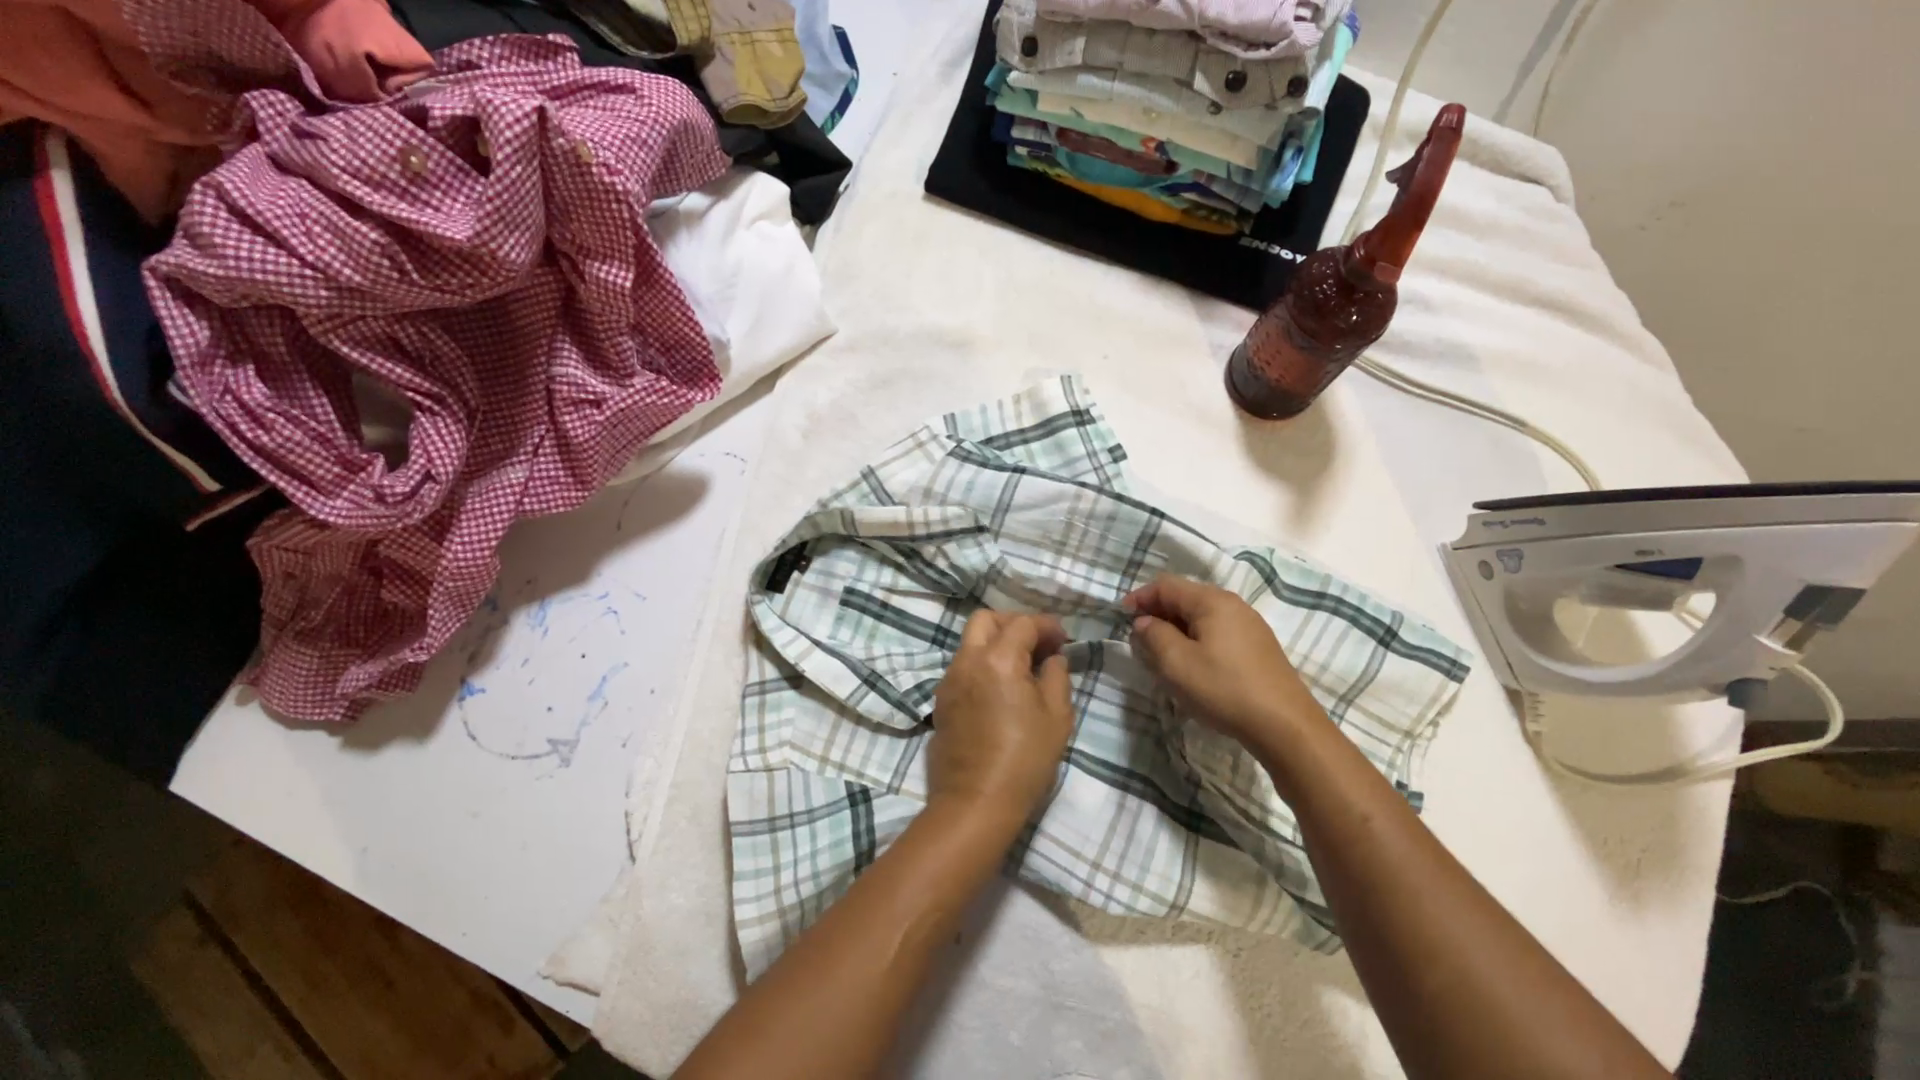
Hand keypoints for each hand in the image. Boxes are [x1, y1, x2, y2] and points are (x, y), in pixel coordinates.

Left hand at [929, 611, 1073, 820]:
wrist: (975, 802)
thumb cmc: (1025, 759)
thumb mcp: (1057, 717)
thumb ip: (1057, 677)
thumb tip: (1052, 659)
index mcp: (998, 659)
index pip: (1023, 623)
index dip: (1046, 626)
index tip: (1062, 641)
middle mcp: (967, 661)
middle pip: (985, 620)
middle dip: (1013, 624)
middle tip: (1037, 645)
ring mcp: (948, 681)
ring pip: (969, 643)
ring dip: (995, 644)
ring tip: (1022, 668)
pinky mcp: (941, 702)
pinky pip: (962, 667)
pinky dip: (982, 664)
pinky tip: (1001, 689)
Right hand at [1124, 575, 1328, 746]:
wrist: (1285, 725)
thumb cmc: (1224, 689)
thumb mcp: (1177, 663)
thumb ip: (1153, 636)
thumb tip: (1144, 622)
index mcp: (1212, 601)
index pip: (1166, 585)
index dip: (1139, 598)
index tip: (1121, 619)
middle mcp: (1233, 604)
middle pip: (1185, 598)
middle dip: (1157, 615)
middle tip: (1139, 642)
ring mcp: (1249, 625)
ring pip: (1201, 617)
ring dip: (1176, 631)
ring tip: (1162, 658)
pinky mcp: (1258, 647)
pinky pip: (1217, 633)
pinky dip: (1196, 642)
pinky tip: (1193, 668)